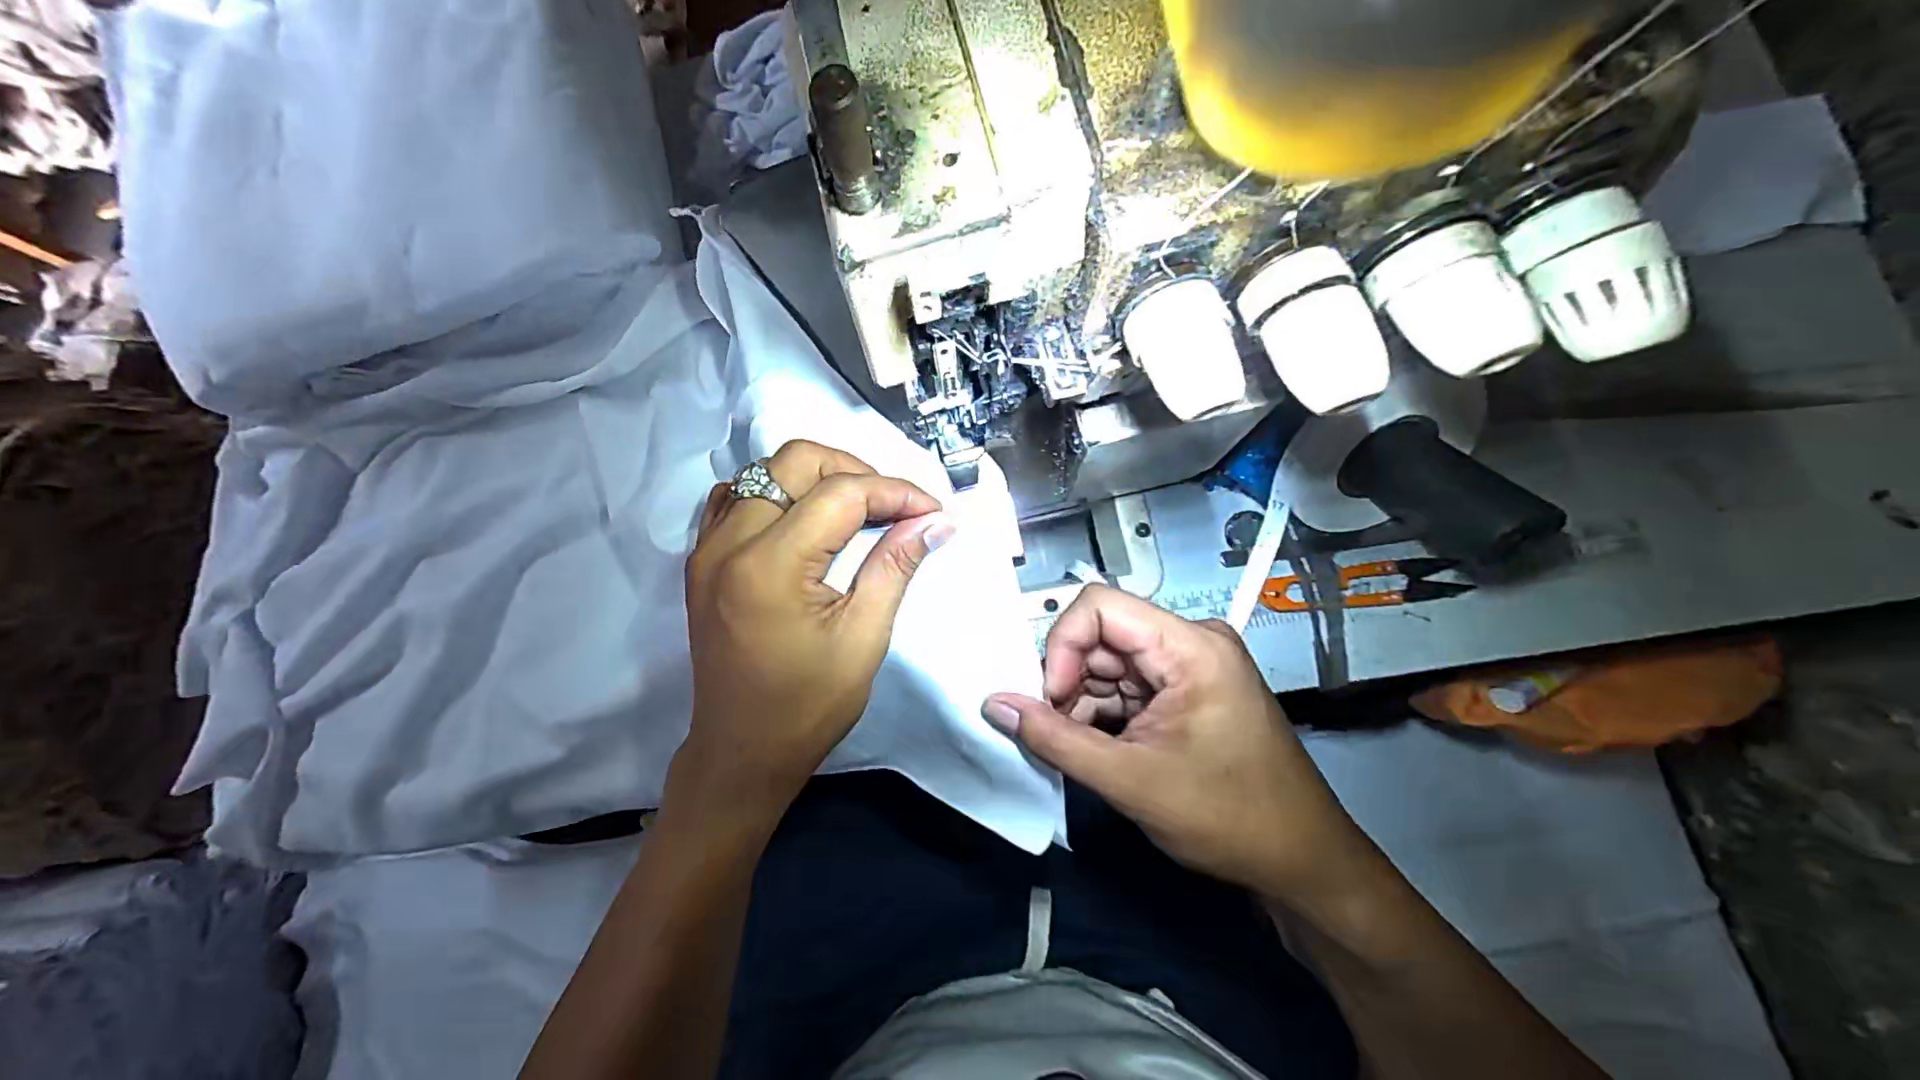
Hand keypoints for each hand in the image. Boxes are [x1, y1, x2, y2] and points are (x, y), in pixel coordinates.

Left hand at [679, 440, 954, 816]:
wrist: (741, 753)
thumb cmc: (808, 706)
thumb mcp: (864, 638)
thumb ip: (896, 566)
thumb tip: (937, 522)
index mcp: (769, 566)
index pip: (841, 493)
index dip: (895, 492)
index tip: (932, 512)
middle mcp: (728, 543)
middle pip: (795, 460)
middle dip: (855, 471)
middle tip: (894, 507)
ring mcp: (706, 548)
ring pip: (764, 471)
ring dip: (816, 478)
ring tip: (857, 511)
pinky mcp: (701, 561)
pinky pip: (736, 498)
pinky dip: (776, 494)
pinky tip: (804, 522)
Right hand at [984, 586, 1375, 908]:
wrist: (1300, 862)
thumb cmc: (1228, 818)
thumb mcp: (1130, 780)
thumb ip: (1055, 739)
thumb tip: (994, 705)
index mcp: (1191, 646)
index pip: (1100, 606)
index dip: (1062, 646)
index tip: (1050, 701)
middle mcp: (1191, 643)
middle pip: (1103, 636)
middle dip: (1069, 681)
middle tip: (1053, 732)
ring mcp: (1191, 667)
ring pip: (1110, 664)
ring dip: (1083, 702)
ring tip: (1075, 748)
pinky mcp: (1187, 692)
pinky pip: (1128, 686)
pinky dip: (1102, 714)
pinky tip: (1093, 748)